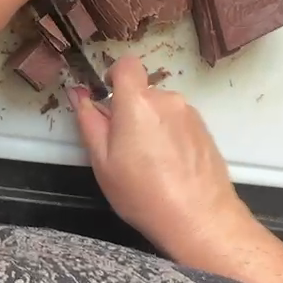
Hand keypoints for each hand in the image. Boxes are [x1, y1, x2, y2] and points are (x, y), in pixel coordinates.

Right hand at [71, 56, 255, 260]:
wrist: (198, 218)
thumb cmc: (143, 193)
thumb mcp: (103, 161)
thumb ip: (89, 121)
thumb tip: (78, 94)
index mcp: (137, 102)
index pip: (126, 64)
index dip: (113, 76)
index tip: (107, 99)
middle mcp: (167, 100)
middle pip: (142, 92)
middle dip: (130, 112)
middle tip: (122, 149)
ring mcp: (190, 114)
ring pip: (160, 109)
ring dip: (150, 127)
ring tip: (148, 165)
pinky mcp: (204, 130)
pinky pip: (178, 123)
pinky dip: (169, 138)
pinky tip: (167, 169)